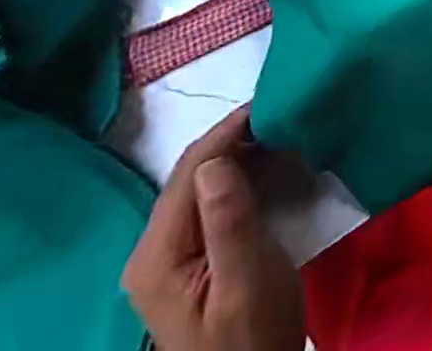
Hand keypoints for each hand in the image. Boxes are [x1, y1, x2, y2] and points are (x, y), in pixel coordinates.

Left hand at [122, 104, 305, 350]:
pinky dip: (236, 175)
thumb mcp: (248, 281)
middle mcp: (152, 250)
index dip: (227, 133)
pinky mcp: (188, 259)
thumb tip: (216, 162)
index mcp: (158, 256)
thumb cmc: (255, 338)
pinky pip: (208, 201)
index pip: (189, 172)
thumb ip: (229, 221)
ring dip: (236, 153)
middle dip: (233, 138)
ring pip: (199, 184)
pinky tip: (264, 164)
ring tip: (278, 129)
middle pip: (189, 175)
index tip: (271, 104)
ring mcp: (168, 255)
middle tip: (280, 111)